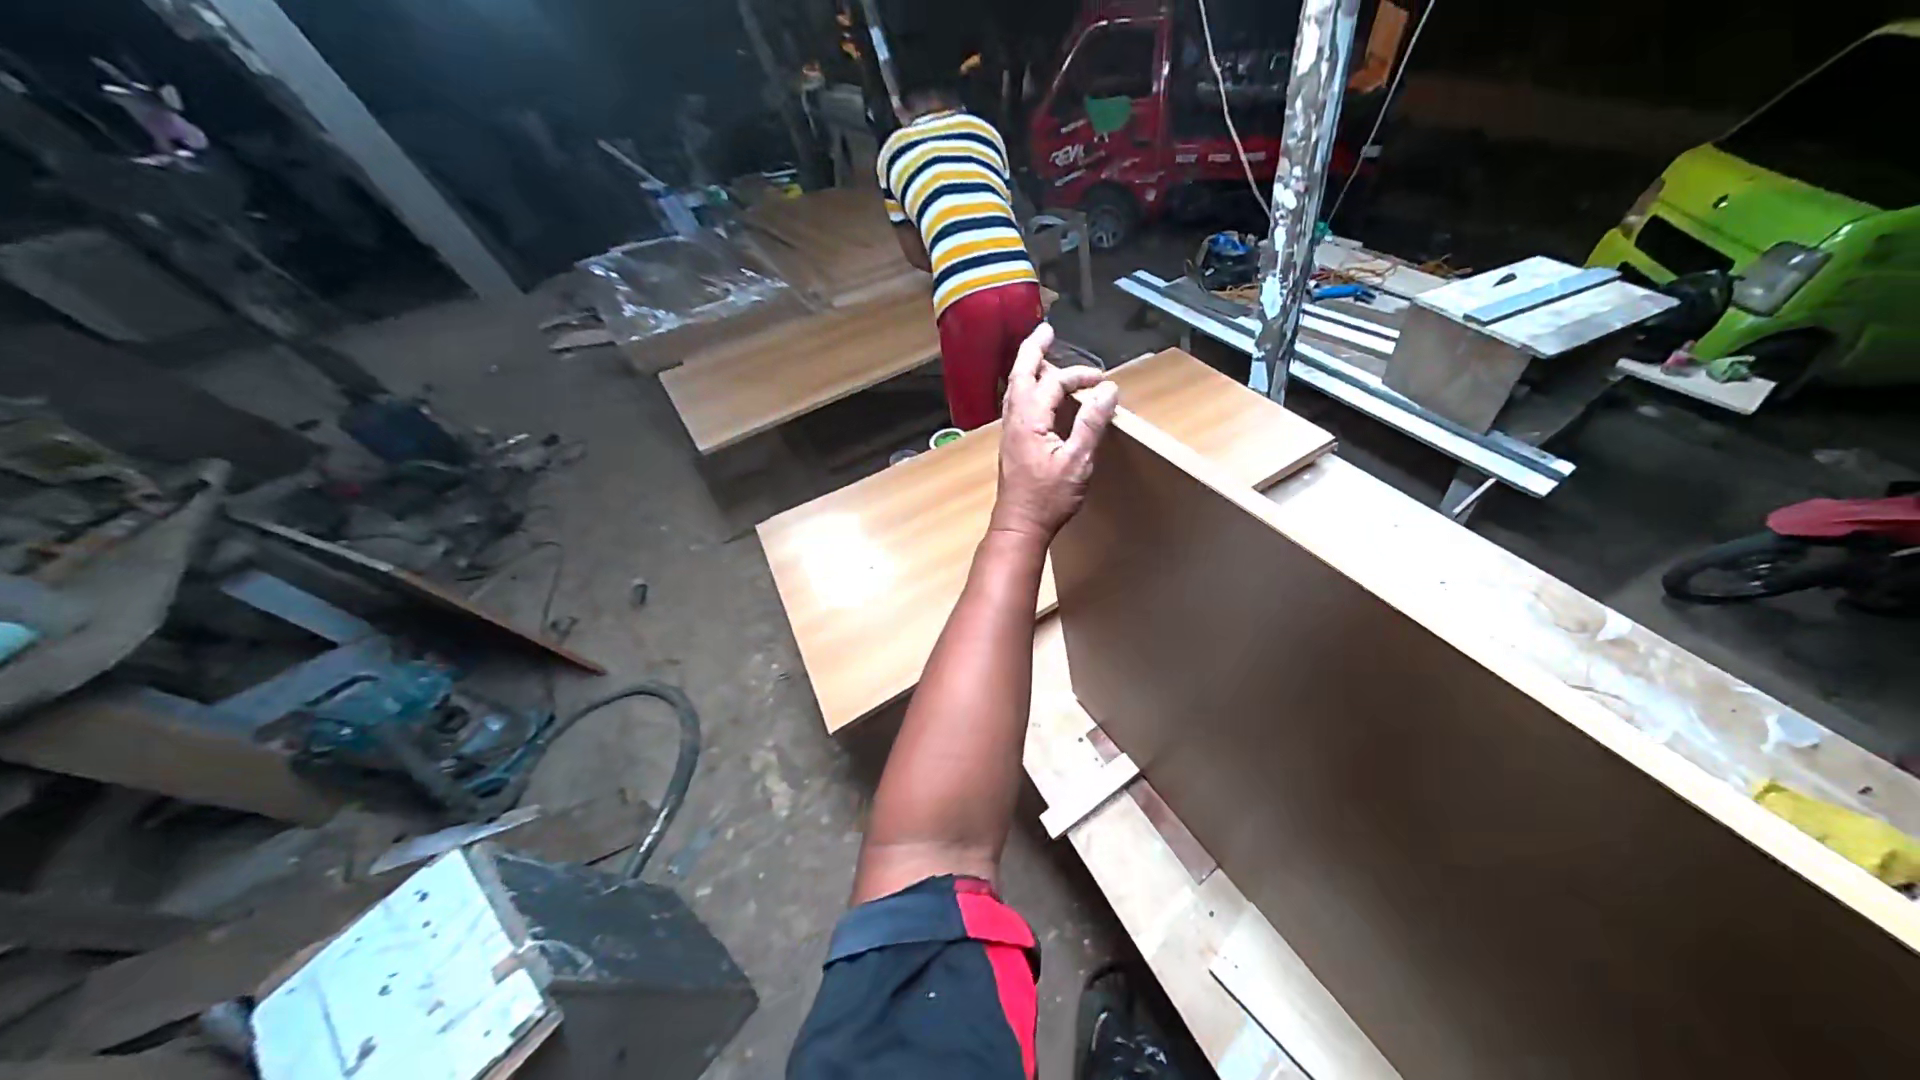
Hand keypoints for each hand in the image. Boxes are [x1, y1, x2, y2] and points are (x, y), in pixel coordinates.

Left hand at [988, 323, 1119, 544]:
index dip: (1079, 376)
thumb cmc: (1048, 498)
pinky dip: (1024, 386)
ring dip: (1027, 366)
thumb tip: (1109, 390)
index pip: (1055, 382)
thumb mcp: (1077, 461)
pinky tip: (1033, 391)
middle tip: (1046, 329)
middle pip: (1021, 373)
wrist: (1019, 525)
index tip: (1102, 382)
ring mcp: (1009, 431)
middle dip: (1034, 349)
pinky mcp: (1011, 442)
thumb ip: (1092, 423)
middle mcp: (1014, 419)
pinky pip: (1015, 402)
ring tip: (1040, 352)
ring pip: (1014, 387)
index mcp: (1030, 419)